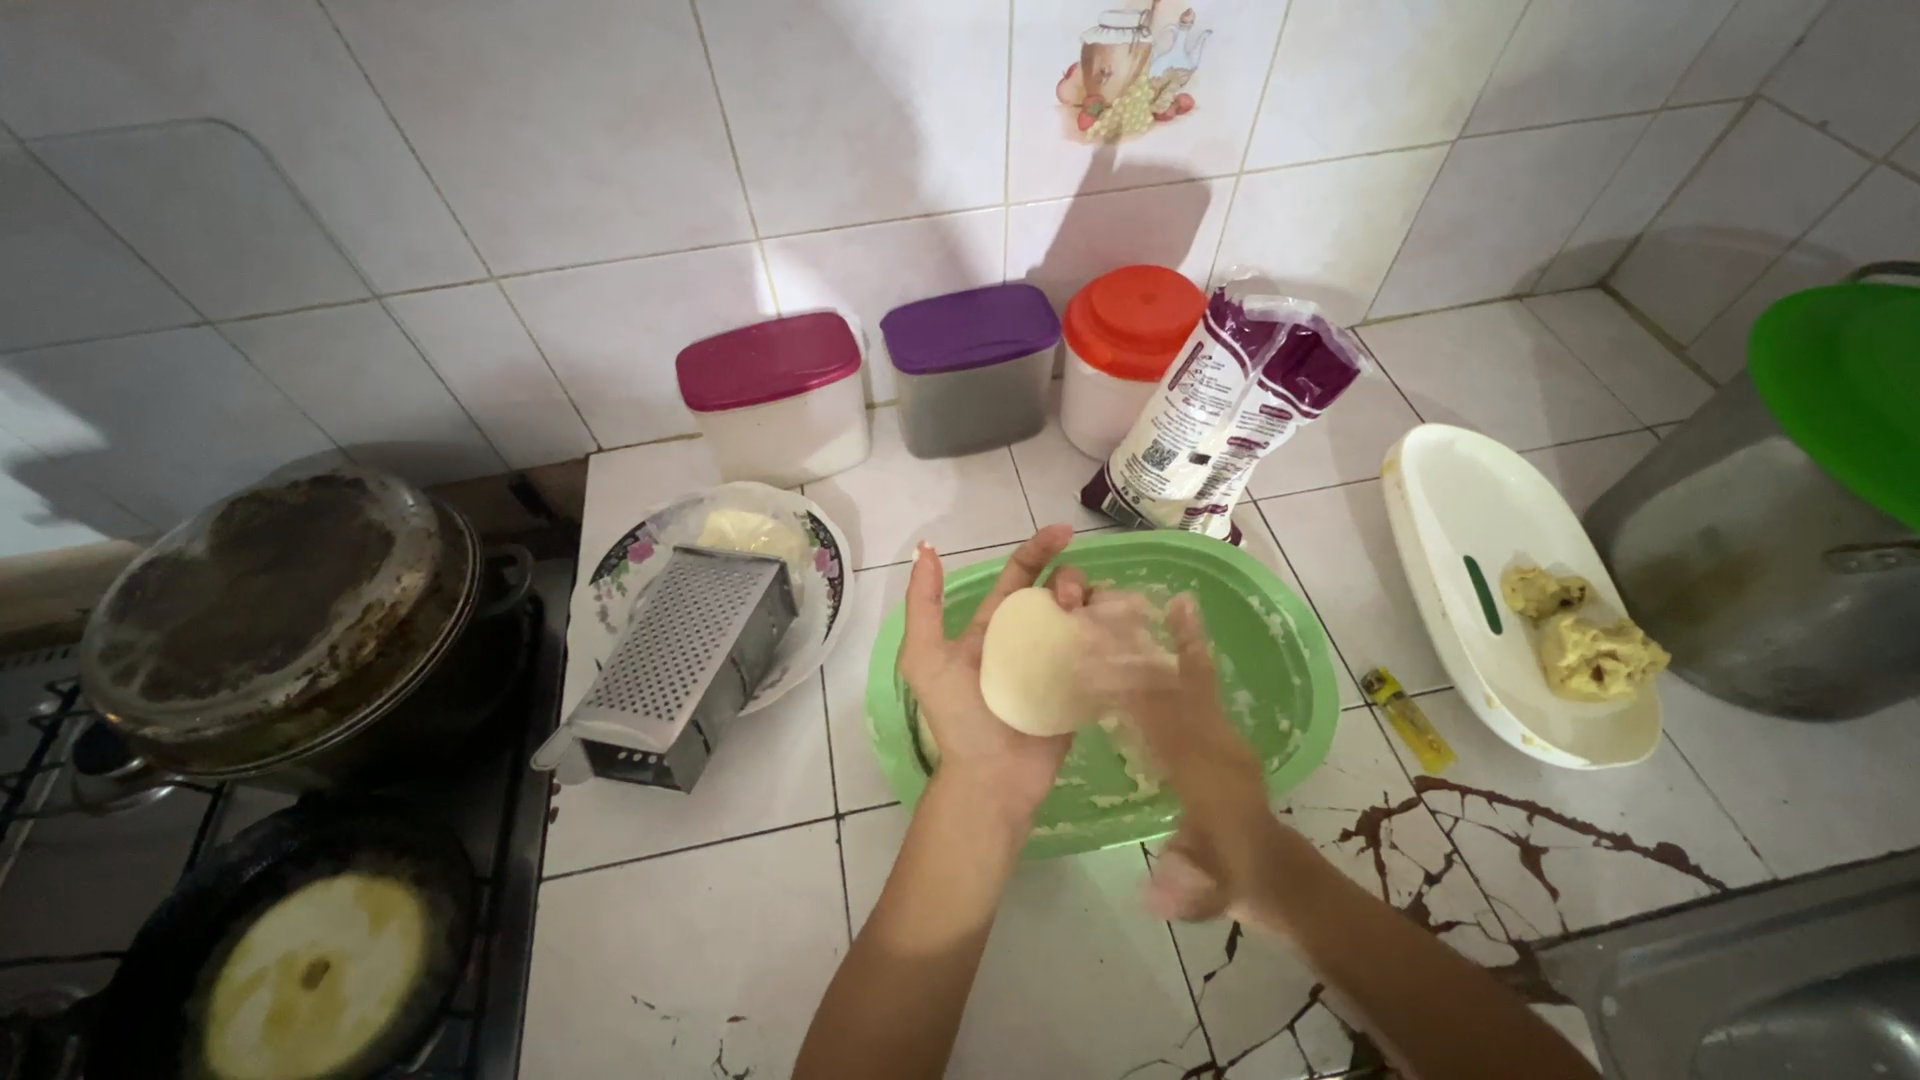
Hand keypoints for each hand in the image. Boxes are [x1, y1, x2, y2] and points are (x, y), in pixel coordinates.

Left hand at [900, 524, 1089, 824]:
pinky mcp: (1083, 687)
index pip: (1020, 575)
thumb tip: (924, 549)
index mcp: (995, 625)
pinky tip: (1116, 634)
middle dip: (1071, 580)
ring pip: (1087, 616)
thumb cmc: (959, 718)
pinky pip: (1105, 652)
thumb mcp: (925, 657)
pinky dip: (1114, 635)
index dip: (1040, 550)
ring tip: (1088, 621)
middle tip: (1069, 600)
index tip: (1064, 533)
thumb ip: (923, 605)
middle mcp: (1029, 636)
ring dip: (1095, 604)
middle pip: (1061, 590)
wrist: (992, 776)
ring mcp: (1059, 661)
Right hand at [1080, 592, 1293, 923]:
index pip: (1162, 727)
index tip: (1090, 667)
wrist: (1277, 876)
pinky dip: (1192, 646)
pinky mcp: (1223, 731)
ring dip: (1165, 639)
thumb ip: (1183, 889)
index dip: (1127, 696)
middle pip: (1173, 689)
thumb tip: (1151, 898)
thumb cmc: (1231, 880)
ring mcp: (1223, 733)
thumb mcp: (1206, 888)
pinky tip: (1182, 613)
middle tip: (1103, 614)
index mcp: (1205, 779)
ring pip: (1191, 676)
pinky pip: (1205, 681)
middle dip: (1136, 653)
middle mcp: (1215, 744)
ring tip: (1143, 599)